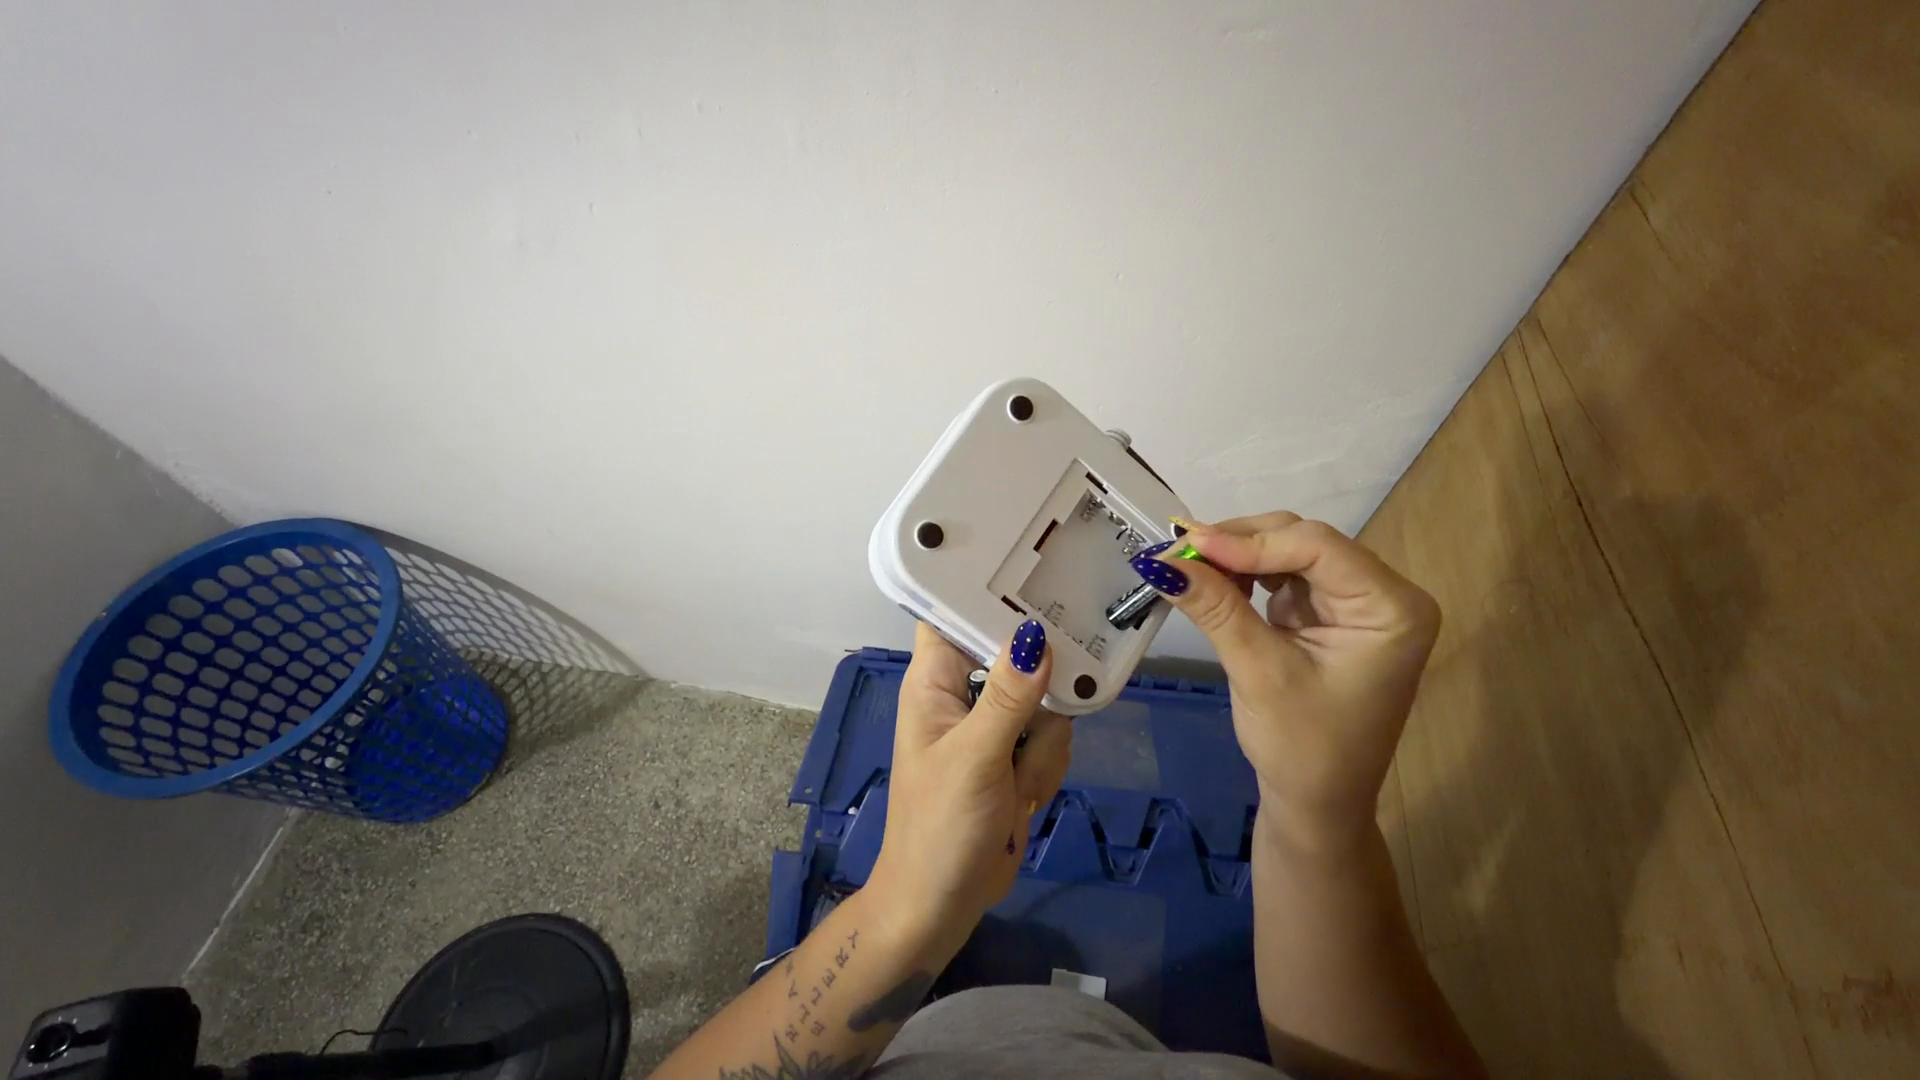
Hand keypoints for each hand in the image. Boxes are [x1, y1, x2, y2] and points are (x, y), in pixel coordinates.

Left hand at [866, 621, 1072, 949]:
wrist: (943, 903)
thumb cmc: (940, 827)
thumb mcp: (974, 759)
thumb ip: (1008, 698)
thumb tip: (1036, 636)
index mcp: (935, 681)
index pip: (953, 612)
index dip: (984, 591)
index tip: (1033, 573)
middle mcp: (964, 693)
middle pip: (1017, 654)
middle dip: (1037, 691)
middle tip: (1049, 706)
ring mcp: (994, 726)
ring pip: (1045, 701)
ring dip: (1041, 746)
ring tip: (1015, 783)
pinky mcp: (1017, 755)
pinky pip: (1052, 738)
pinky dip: (1045, 770)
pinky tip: (1022, 800)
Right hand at [1132, 513, 1439, 852]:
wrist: (1317, 803)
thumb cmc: (1303, 747)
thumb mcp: (1259, 673)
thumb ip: (1217, 609)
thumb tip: (1160, 561)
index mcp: (1392, 608)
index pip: (1319, 547)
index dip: (1252, 541)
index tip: (1190, 546)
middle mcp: (1381, 594)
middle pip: (1304, 541)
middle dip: (1240, 543)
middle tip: (1179, 551)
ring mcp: (1352, 602)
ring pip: (1288, 551)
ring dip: (1236, 555)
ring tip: (1188, 565)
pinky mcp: (1324, 613)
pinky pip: (1280, 575)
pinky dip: (1242, 574)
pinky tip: (1211, 580)